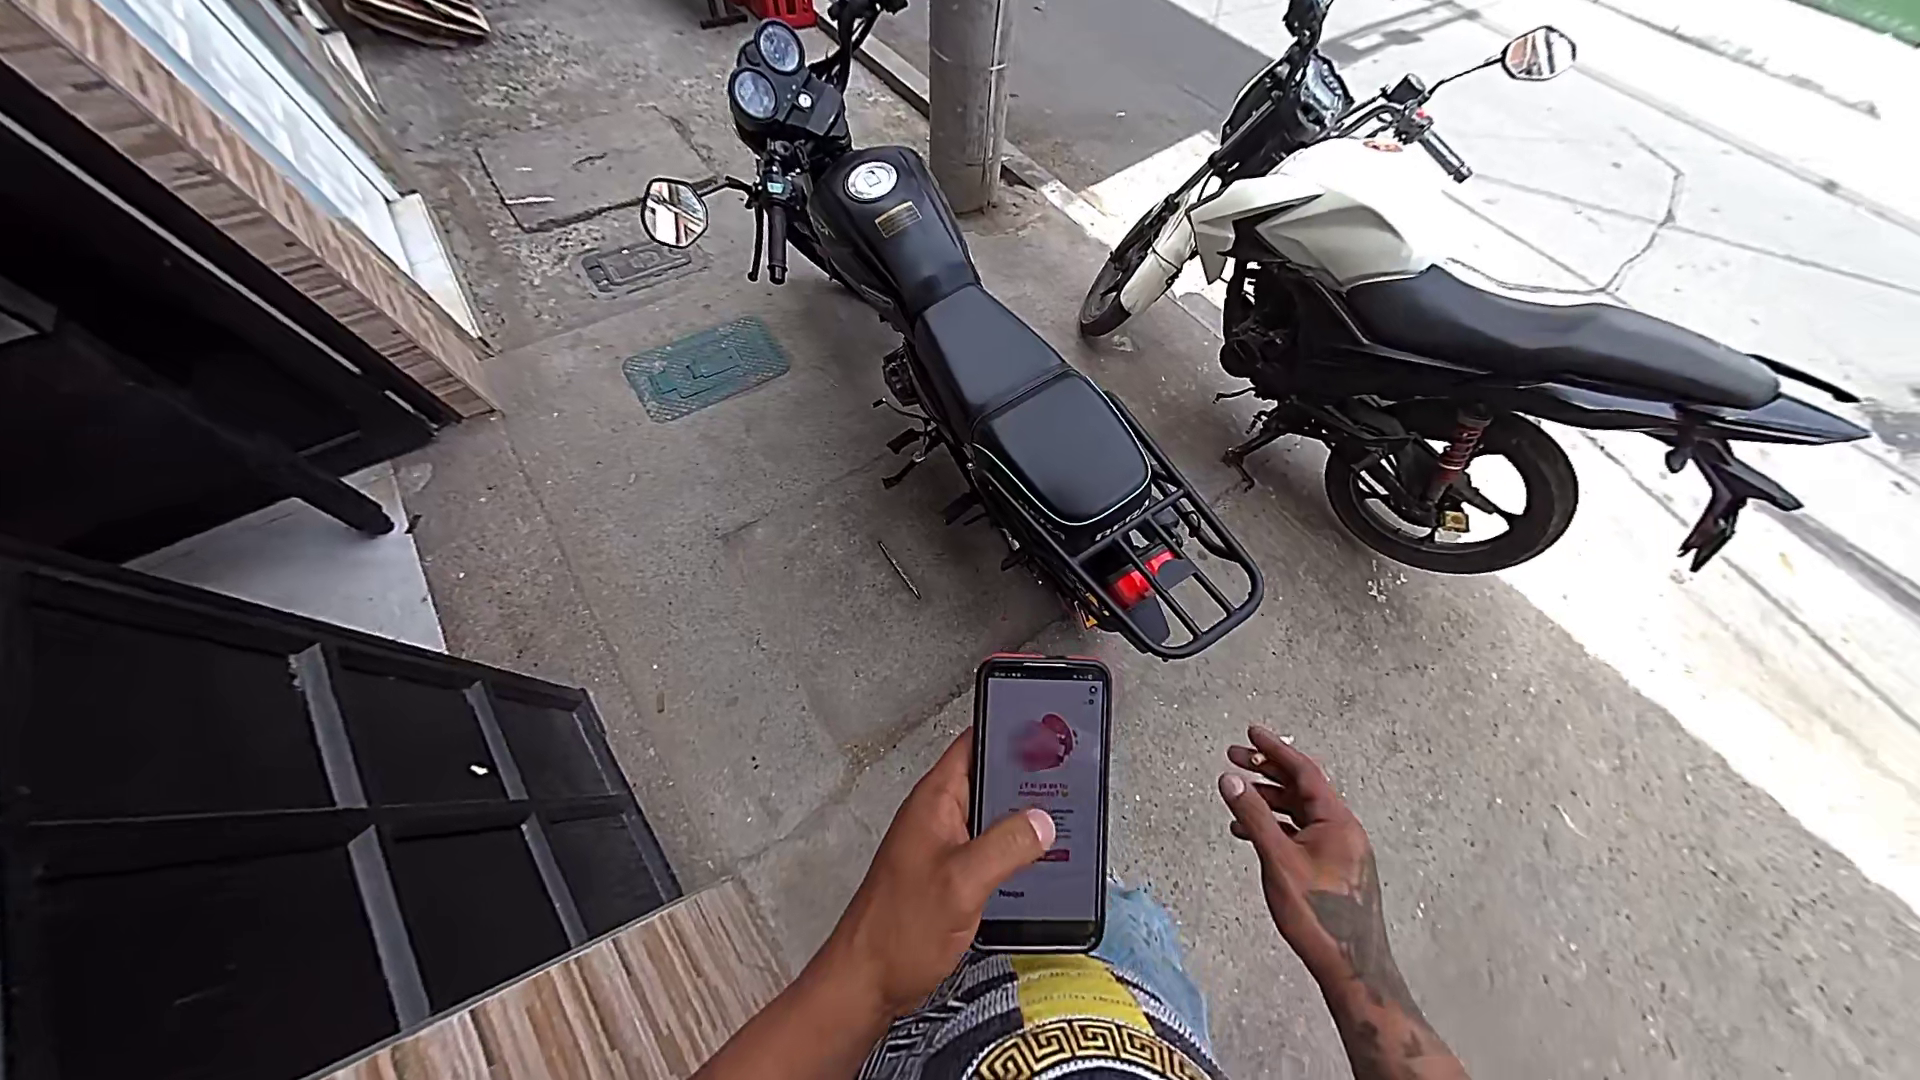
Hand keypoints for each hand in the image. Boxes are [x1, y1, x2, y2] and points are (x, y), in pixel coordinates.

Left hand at [815, 729, 1053, 1016]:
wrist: (868, 981)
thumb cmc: (897, 930)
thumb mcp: (961, 882)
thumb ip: (1004, 846)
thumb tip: (1041, 821)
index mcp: (936, 798)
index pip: (973, 743)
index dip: (1006, 731)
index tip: (1041, 730)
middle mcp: (939, 812)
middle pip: (988, 776)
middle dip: (1023, 776)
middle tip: (1064, 776)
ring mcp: (945, 841)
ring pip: (991, 812)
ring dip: (1019, 815)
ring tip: (1058, 816)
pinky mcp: (951, 868)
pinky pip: (988, 843)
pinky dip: (1011, 844)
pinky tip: (1034, 856)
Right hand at [1215, 727, 1391, 990]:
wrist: (1351, 968)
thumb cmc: (1321, 916)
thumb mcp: (1278, 858)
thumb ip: (1253, 814)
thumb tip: (1231, 779)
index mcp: (1337, 822)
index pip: (1304, 771)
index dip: (1275, 749)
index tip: (1253, 734)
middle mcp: (1342, 831)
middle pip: (1300, 787)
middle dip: (1267, 769)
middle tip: (1237, 755)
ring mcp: (1338, 850)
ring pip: (1298, 810)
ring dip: (1267, 797)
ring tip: (1238, 793)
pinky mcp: (1330, 868)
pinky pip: (1299, 831)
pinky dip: (1274, 823)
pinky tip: (1251, 831)